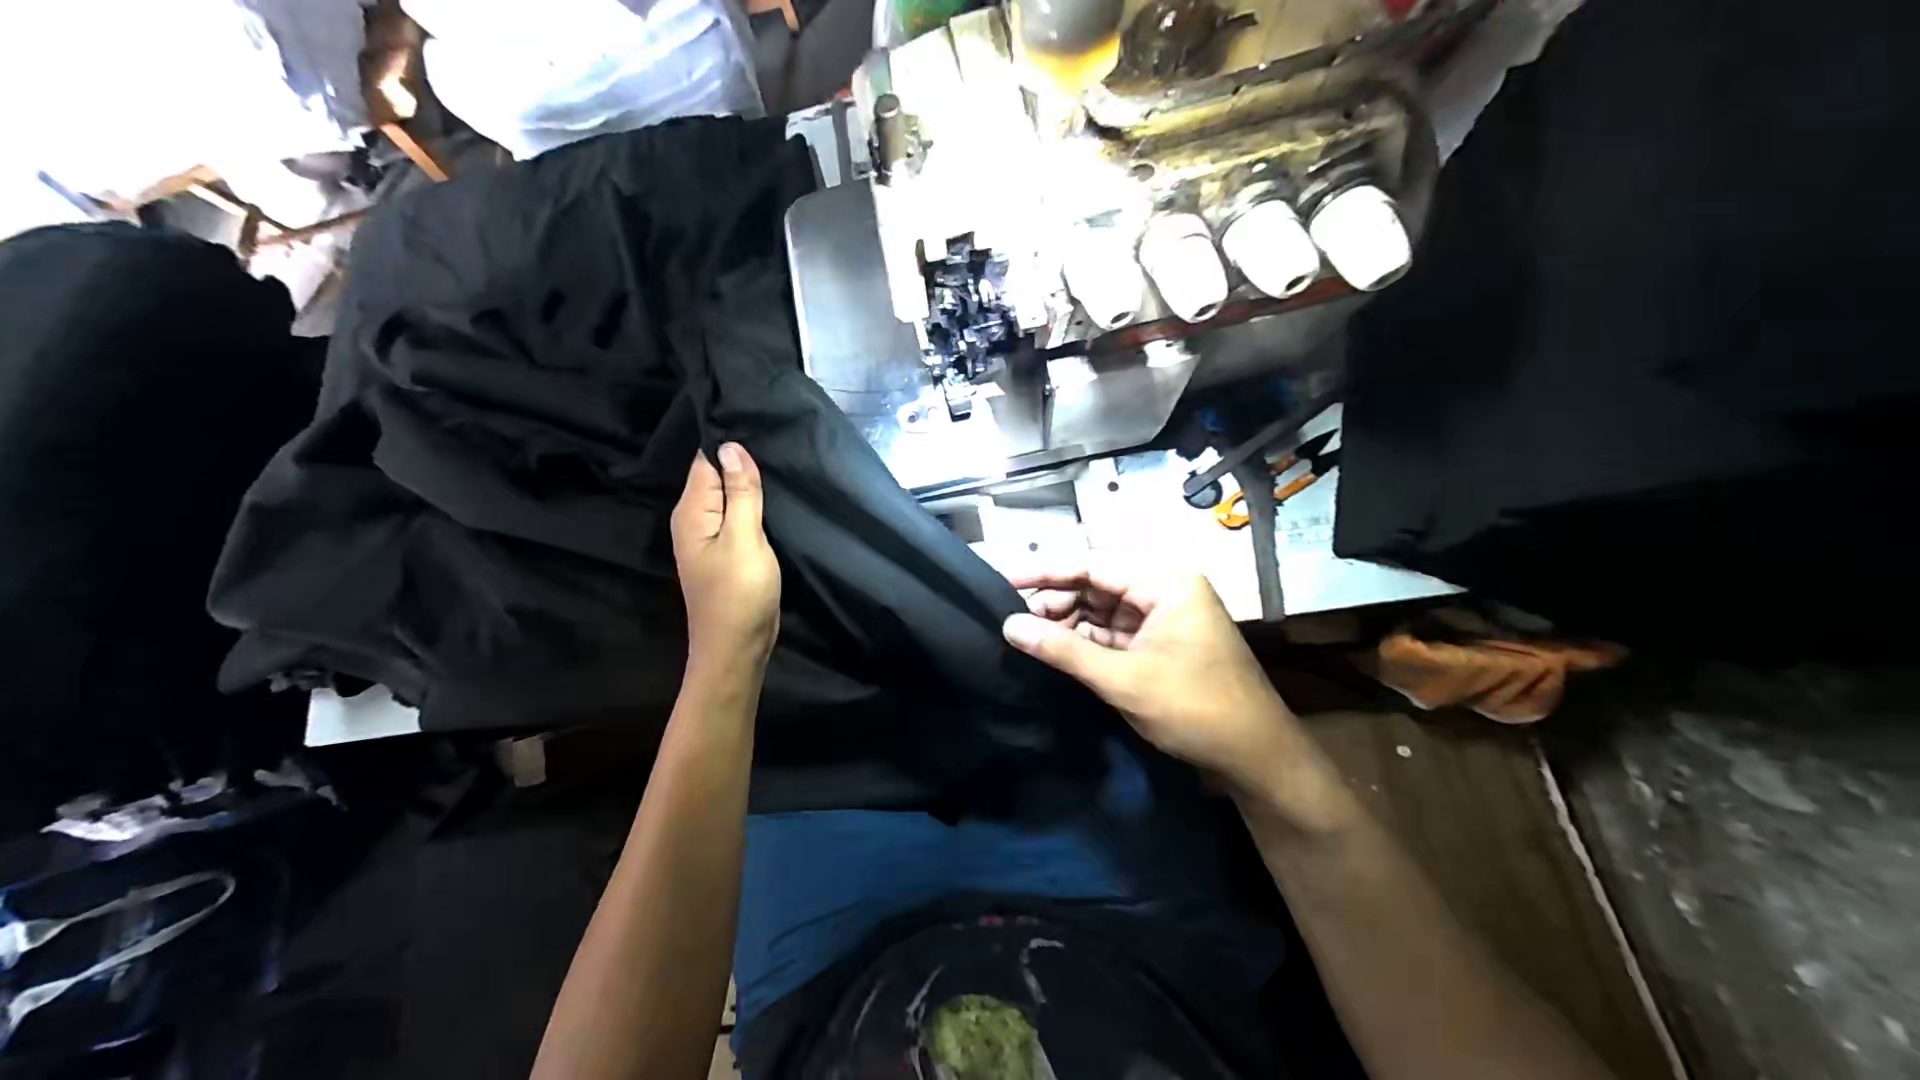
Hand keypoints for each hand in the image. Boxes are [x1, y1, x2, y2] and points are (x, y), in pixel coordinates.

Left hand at [671, 443, 780, 673]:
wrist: (737, 649)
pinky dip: (754, 506)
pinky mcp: (729, 551)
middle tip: (777, 437)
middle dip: (742, 459)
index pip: (705, 460)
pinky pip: (739, 516)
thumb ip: (741, 492)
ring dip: (750, 483)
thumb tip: (731, 445)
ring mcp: (712, 537)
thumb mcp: (744, 538)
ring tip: (780, 459)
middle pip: (717, 475)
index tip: (758, 422)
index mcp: (692, 511)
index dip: (728, 442)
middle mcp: (696, 519)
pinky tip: (773, 495)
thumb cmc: (739, 594)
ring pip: (731, 496)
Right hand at [1003, 565, 1355, 830]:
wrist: (1256, 758)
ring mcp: (1164, 621)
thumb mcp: (1123, 678)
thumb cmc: (1194, 708)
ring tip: (1027, 635)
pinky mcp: (1160, 647)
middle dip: (1057, 602)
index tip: (1004, 580)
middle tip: (1014, 620)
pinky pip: (1115, 636)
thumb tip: (1009, 626)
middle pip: (1098, 587)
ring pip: (1103, 613)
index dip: (1046, 573)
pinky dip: (1086, 643)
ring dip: (1069, 624)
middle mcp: (1165, 593)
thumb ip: (1063, 649)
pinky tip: (1055, 649)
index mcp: (1166, 584)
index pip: (1094, 566)